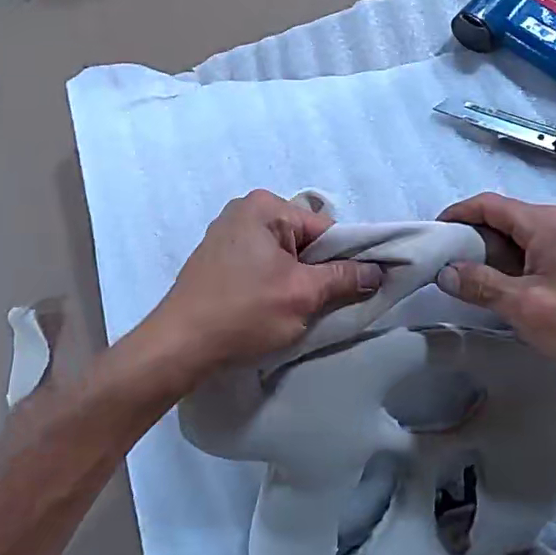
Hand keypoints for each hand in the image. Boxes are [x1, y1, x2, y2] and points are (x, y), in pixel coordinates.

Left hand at [134, 191, 383, 385]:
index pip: (325, 230)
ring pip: (284, 256)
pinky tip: (271, 308)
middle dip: (317, 271)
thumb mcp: (303, 295)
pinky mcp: (217, 259)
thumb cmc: (243, 313)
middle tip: (321, 304)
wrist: (177, 348)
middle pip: (305, 241)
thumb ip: (345, 278)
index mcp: (266, 207)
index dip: (344, 260)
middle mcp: (245, 210)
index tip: (352, 289)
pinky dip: (274, 283)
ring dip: (297, 280)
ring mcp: (227, 234)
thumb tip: (379, 271)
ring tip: (296, 310)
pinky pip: (262, 264)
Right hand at [436, 193, 555, 380]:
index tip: (432, 235)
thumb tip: (445, 271)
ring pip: (515, 237)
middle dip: (470, 237)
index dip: (457, 215)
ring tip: (464, 280)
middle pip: (501, 218)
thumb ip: (482, 285)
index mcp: (544, 223)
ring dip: (489, 255)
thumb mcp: (525, 306)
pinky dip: (509, 265)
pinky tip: (498, 289)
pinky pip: (530, 252)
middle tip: (443, 264)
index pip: (488, 204)